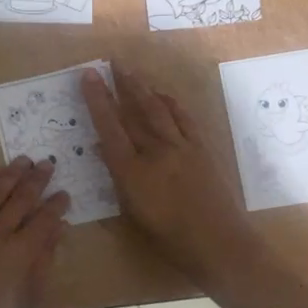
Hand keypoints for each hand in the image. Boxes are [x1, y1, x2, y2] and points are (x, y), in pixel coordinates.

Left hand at [0, 158, 69, 307]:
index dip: (56, 205)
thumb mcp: (31, 297)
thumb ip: (44, 260)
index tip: (65, 193)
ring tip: (22, 160)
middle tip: (47, 163)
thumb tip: (59, 230)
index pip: (44, 220)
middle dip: (36, 180)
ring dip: (9, 175)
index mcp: (20, 254)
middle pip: (19, 200)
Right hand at [82, 66, 249, 282]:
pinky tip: (163, 95)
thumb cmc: (168, 238)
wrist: (219, 244)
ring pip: (160, 109)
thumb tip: (103, 150)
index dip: (97, 99)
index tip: (88, 75)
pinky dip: (171, 103)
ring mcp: (183, 147)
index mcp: (132, 172)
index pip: (109, 127)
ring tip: (132, 71)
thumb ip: (116, 180)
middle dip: (121, 84)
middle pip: (135, 110)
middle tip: (110, 62)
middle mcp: (157, 152)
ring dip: (144, 88)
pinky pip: (184, 118)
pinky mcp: (203, 149)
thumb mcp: (131, 213)